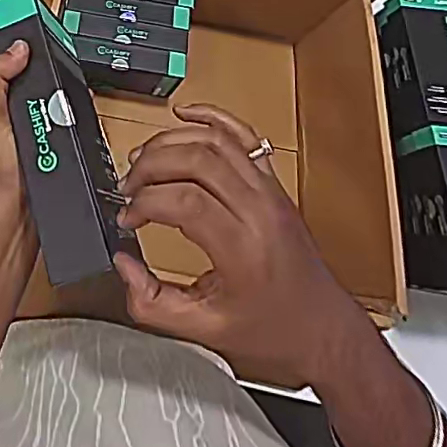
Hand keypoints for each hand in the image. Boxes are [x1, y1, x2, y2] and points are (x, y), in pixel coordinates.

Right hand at [112, 104, 377, 387]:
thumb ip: (152, 302)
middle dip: (150, 165)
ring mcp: (270, 191)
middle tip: (129, 187)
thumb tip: (123, 263)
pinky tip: (186, 115)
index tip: (128, 219)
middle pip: (196, 159)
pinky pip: (245, 136)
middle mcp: (259, 210)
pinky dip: (213, 117)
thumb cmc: (275, 331)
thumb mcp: (206, 331)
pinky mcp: (273, 184)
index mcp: (243, 249)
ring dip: (171, 142)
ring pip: (217, 140)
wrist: (324, 328)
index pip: (184, 201)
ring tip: (143, 159)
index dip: (144, 204)